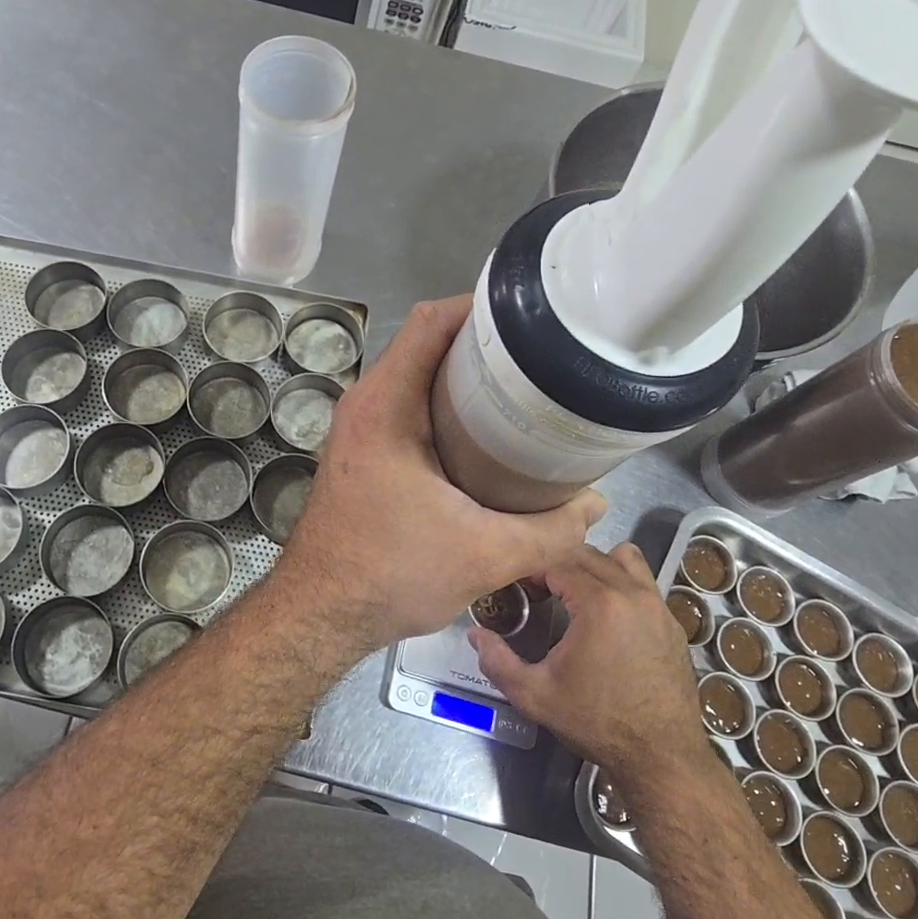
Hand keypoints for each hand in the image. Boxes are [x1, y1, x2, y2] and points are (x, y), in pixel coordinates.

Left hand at [274, 296, 605, 649]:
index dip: (479, 305)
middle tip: (542, 356)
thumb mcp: (484, 555)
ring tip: (524, 389)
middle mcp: (364, 405)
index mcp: (384, 406)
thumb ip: (550, 531)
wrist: (320, 613)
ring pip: (416, 377)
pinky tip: (487, 434)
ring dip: (464, 377)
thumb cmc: (391, 574)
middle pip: (425, 344)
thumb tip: (596, 505)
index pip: (429, 322)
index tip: (531, 315)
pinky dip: (444, 406)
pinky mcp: (360, 452)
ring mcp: (357, 429)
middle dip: (483, 343)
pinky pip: (406, 407)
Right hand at [471, 543, 708, 776]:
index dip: (533, 570)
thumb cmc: (595, 722)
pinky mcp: (673, 623)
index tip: (520, 587)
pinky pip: (644, 583)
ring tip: (576, 592)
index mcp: (599, 604)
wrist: (661, 757)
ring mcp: (659, 606)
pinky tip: (607, 616)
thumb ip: (497, 661)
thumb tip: (475, 635)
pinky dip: (622, 583)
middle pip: (588, 555)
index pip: (557, 562)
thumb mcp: (534, 695)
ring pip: (623, 559)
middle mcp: (633, 594)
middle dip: (559, 564)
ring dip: (595, 566)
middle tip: (539, 590)